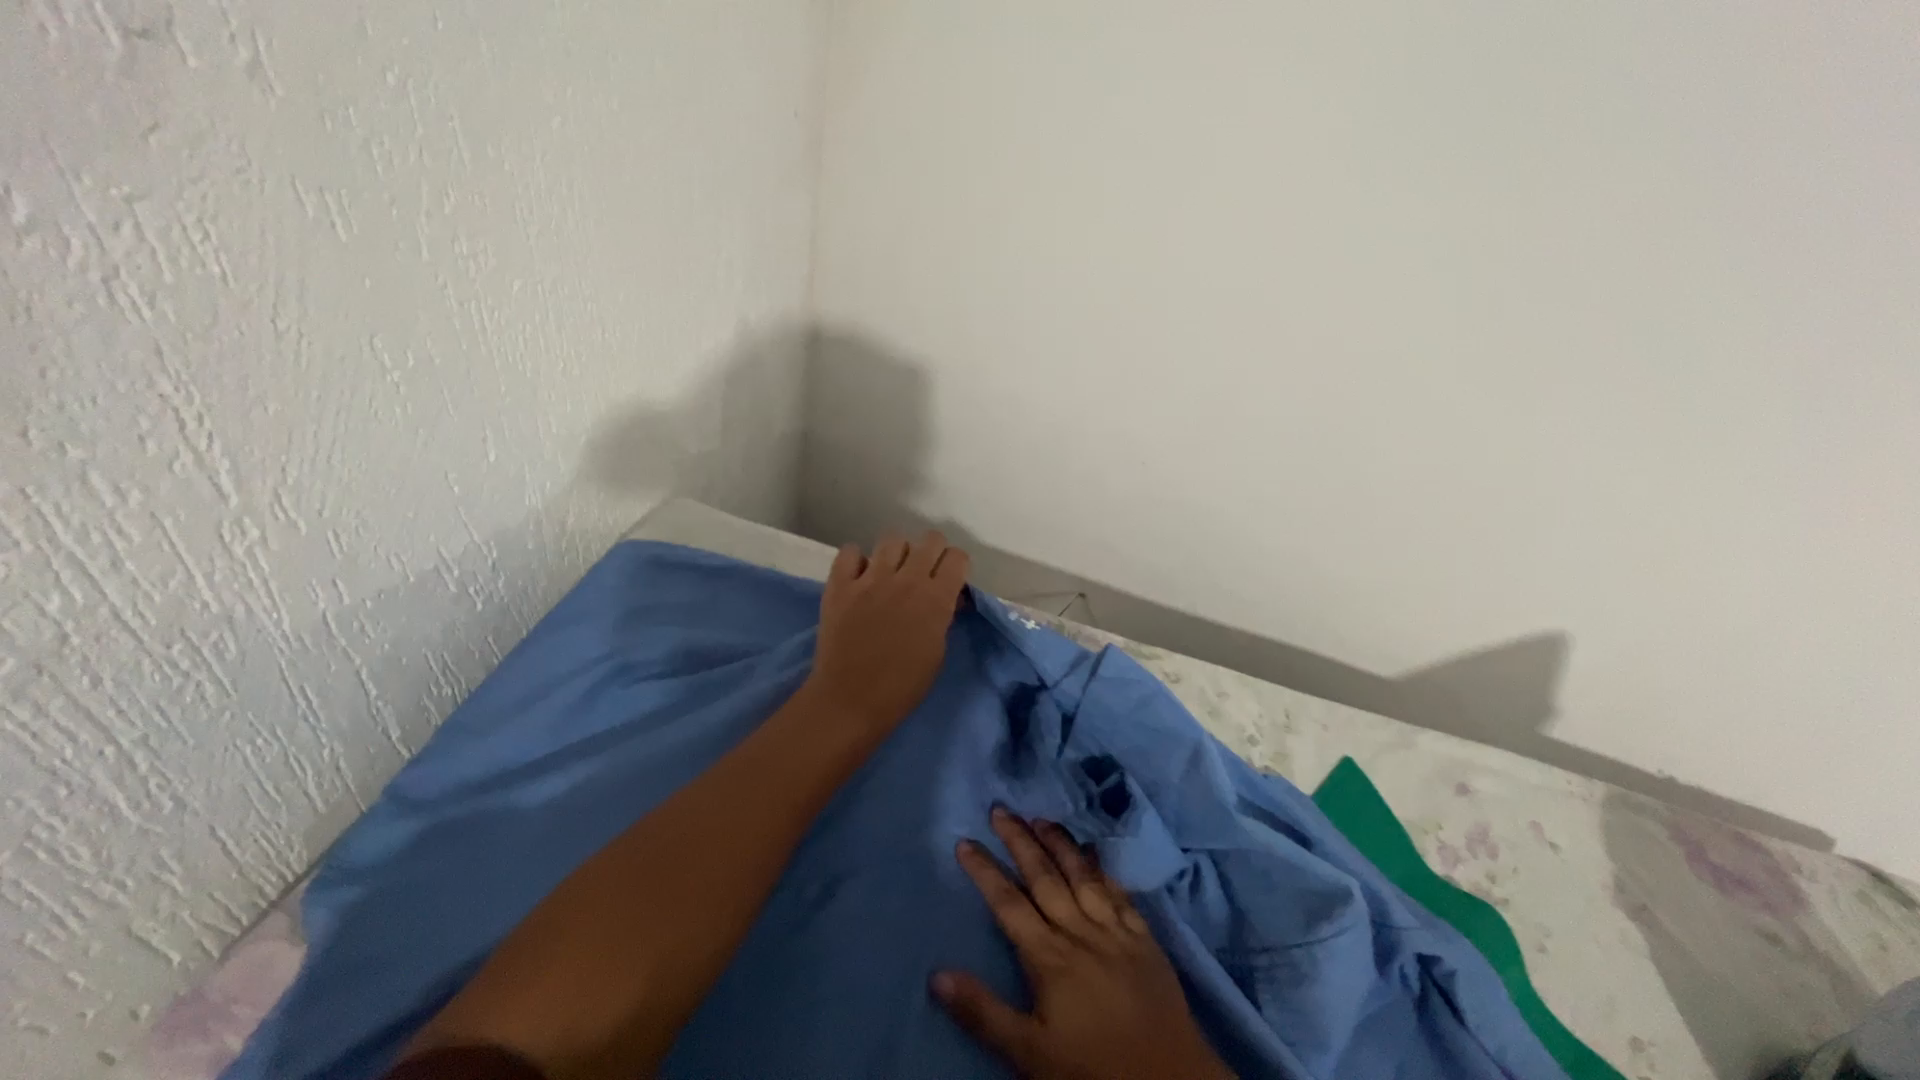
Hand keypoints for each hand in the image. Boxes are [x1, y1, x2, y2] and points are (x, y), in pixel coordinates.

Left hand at [805, 530, 970, 730]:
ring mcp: (870, 579)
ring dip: (897, 552)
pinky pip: (849, 551)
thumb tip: (946, 598)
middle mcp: (906, 580)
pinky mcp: (840, 584)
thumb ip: (943, 617)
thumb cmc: (902, 686)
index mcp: (936, 599)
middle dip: (933, 552)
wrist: (850, 699)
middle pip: (930, 539)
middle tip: (924, 572)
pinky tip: (859, 575)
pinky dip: (856, 559)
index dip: (956, 565)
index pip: (957, 557)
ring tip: (891, 572)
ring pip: (892, 539)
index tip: (949, 579)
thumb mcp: (937, 652)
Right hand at [935, 809, 1233, 1079]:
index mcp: (1049, 958)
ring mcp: (1116, 932)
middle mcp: (1081, 933)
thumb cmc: (1093, 1068)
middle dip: (1020, 841)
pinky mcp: (1145, 939)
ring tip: (1041, 818)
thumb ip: (982, 1011)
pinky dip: (1103, 869)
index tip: (966, 841)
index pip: (1008, 903)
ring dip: (1060, 844)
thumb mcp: (1028, 1051)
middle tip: (1001, 810)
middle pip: (1044, 878)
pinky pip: (1120, 893)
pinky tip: (1093, 854)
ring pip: (1083, 876)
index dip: (985, 871)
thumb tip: (936, 975)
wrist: (1170, 1079)